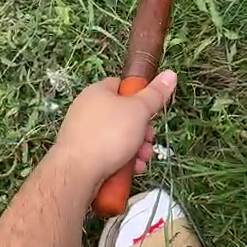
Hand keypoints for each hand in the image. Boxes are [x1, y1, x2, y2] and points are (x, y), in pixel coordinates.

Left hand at [50, 72, 176, 180]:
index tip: (151, 113)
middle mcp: (87, 109)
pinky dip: (121, 161)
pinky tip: (131, 171)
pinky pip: (106, 153)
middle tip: (149, 141)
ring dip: (135, 149)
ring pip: (117, 137)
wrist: (76, 173)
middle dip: (141, 131)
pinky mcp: (80, 155)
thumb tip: (170, 73)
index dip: (140, 98)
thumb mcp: (139, 111)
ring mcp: (82, 133)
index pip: (122, 87)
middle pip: (123, 116)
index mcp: (98, 92)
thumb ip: (155, 94)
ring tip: (142, 160)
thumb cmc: (109, 135)